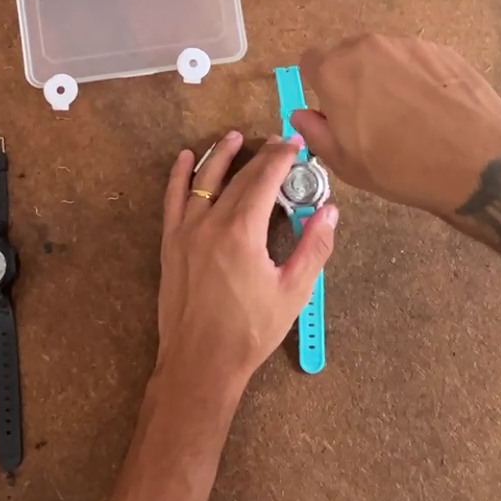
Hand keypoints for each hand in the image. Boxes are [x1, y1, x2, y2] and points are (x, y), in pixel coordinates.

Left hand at [155, 131, 337, 398]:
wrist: (200, 363)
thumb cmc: (249, 331)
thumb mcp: (293, 292)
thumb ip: (314, 247)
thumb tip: (330, 211)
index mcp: (242, 231)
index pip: (264, 179)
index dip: (282, 157)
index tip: (296, 144)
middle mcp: (210, 222)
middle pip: (238, 178)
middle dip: (260, 156)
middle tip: (278, 143)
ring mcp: (185, 231)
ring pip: (202, 180)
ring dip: (219, 155)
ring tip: (234, 137)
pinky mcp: (170, 243)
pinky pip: (172, 200)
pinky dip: (178, 176)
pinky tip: (184, 159)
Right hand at [291, 34, 500, 221]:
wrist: (479, 161)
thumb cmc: (402, 168)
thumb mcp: (347, 164)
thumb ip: (316, 133)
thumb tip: (302, 113)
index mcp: (335, 72)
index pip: (310, 60)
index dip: (317, 84)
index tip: (332, 108)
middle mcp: (367, 47)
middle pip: (347, 55)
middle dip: (350, 78)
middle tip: (369, 116)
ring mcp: (408, 45)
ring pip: (383, 56)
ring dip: (385, 77)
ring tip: (408, 115)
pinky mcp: (442, 49)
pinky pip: (416, 60)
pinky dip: (417, 78)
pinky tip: (434, 109)